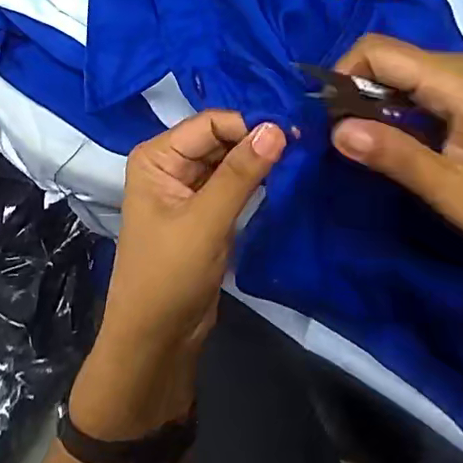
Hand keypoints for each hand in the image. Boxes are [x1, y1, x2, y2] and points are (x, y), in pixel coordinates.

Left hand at [68, 111, 285, 440]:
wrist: (157, 339)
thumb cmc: (170, 274)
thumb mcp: (207, 221)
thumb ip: (241, 173)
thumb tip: (277, 128)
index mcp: (157, 156)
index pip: (208, 124)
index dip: (248, 123)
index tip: (294, 130)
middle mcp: (170, 164)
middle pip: (219, 138)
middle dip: (256, 139)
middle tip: (305, 142)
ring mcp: (188, 188)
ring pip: (229, 161)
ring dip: (259, 159)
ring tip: (303, 154)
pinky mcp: (205, 211)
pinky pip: (232, 184)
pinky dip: (255, 181)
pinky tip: (285, 177)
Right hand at [329, 34, 462, 283]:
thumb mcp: (462, 196)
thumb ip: (396, 157)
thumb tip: (335, 130)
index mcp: (458, 80)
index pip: (376, 50)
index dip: (342, 77)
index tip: (329, 122)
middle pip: (388, 58)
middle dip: (355, 92)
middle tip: (345, 142)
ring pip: (405, 73)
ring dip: (378, 103)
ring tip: (371, 148)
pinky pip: (426, 88)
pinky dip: (403, 110)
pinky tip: (406, 145)